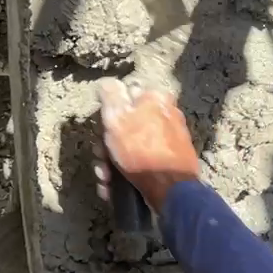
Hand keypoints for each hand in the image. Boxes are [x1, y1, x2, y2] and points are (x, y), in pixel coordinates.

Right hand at [96, 78, 199, 213]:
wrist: (172, 190)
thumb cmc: (141, 151)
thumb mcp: (117, 119)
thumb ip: (110, 95)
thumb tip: (108, 81)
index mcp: (155, 98)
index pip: (122, 96)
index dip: (106, 116)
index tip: (101, 133)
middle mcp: (165, 113)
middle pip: (124, 124)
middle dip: (107, 147)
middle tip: (102, 162)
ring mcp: (169, 137)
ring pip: (130, 145)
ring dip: (112, 164)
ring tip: (107, 181)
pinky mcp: (170, 159)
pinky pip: (141, 160)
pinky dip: (126, 173)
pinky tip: (116, 186)